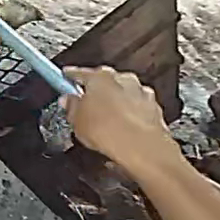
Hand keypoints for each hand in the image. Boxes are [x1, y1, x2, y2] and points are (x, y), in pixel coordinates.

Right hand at [61, 65, 181, 177]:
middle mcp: (123, 79)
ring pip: (122, 93)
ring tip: (103, 122)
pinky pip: (136, 107)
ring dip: (114, 103)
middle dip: (94, 92)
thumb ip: (71, 106)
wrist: (139, 146)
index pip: (79, 73)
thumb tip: (69, 102)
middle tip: (83, 107)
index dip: (69, 76)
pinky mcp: (154, 109)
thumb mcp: (75, 120)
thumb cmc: (108, 129)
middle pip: (104, 81)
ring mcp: (141, 93)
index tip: (65, 77)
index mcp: (100, 77)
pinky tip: (121, 128)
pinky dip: (129, 114)